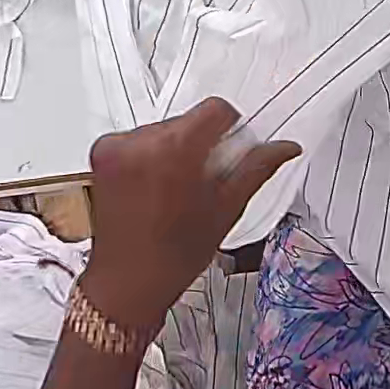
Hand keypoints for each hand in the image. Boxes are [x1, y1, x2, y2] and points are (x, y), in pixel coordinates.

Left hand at [79, 97, 299, 331]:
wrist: (129, 280)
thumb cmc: (176, 252)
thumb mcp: (228, 206)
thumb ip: (258, 167)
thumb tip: (287, 147)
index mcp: (176, 150)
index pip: (216, 109)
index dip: (232, 129)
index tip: (232, 153)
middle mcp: (141, 141)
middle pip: (190, 120)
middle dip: (204, 143)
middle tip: (207, 180)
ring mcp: (116, 146)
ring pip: (166, 128)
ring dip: (178, 149)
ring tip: (180, 188)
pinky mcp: (102, 153)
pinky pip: (140, 139)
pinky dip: (153, 154)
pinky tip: (158, 186)